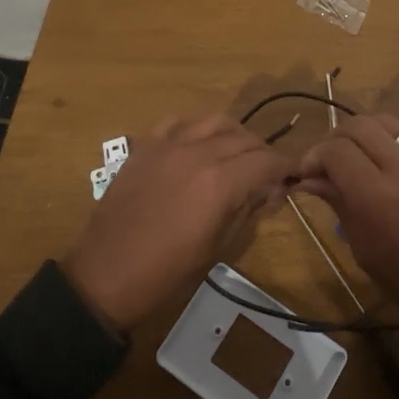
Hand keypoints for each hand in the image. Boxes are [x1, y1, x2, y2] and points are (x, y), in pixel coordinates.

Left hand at [61, 115, 294, 332]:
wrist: (104, 277)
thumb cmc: (165, 274)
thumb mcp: (216, 248)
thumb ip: (247, 210)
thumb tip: (272, 190)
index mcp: (218, 183)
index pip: (265, 161)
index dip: (285, 167)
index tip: (294, 176)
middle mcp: (197, 153)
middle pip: (244, 138)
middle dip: (263, 153)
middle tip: (269, 173)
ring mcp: (168, 145)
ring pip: (215, 121)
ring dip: (235, 134)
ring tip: (239, 153)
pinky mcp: (145, 146)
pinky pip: (179, 122)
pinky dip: (198, 128)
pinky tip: (200, 144)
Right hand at [296, 115, 398, 346]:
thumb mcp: (363, 247)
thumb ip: (337, 203)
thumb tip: (307, 178)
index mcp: (374, 196)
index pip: (335, 151)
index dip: (315, 155)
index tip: (309, 171)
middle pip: (359, 127)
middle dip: (336, 138)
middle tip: (331, 159)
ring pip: (391, 122)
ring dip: (369, 132)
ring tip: (364, 151)